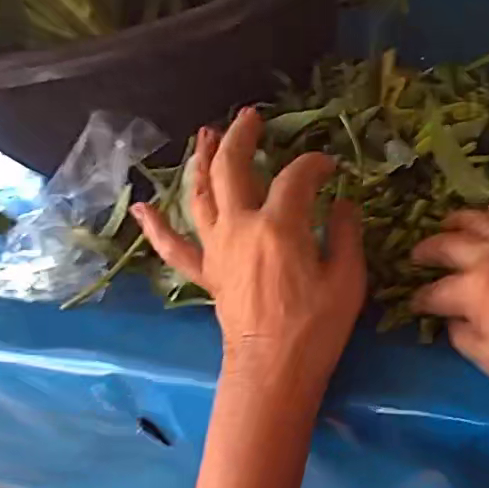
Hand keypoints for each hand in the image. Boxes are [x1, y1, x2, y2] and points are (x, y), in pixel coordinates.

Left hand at [134, 108, 364, 387]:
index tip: (331, 169)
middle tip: (250, 117)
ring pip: (200, 194)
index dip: (316, 165)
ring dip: (201, 161)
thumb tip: (342, 204)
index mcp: (280, 225)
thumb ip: (346, 234)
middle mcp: (240, 227)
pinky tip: (141, 208)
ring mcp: (217, 250)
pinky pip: (174, 248)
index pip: (297, 177)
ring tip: (204, 136)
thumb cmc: (316, 329)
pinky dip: (156, 228)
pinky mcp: (206, 274)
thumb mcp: (347, 280)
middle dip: (242, 136)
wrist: (273, 370)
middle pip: (233, 168)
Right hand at [410, 206, 488, 391]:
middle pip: (447, 244)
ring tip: (446, 227)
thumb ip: (464, 338)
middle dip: (426, 251)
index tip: (413, 306)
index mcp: (472, 289)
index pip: (434, 292)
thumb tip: (455, 321)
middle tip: (415, 257)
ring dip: (456, 223)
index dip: (419, 301)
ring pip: (477, 219)